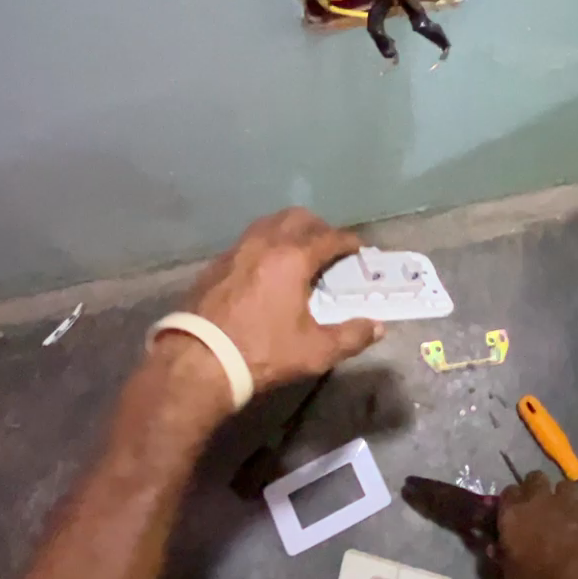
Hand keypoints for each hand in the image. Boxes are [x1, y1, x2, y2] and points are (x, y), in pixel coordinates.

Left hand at [164, 207, 383, 393]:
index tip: (359, 249)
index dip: (349, 242)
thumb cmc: (263, 353)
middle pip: (298, 218)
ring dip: (289, 230)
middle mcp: (265, 243)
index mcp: (293, 258)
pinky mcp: (217, 263)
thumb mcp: (315, 351)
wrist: (199, 360)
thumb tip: (377, 327)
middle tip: (330, 248)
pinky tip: (266, 269)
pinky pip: (248, 240)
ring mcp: (237, 249)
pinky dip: (265, 244)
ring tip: (298, 253)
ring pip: (269, 223)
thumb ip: (351, 336)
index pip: (330, 237)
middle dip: (319, 227)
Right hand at [498, 471, 577, 578]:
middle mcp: (538, 498)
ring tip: (565, 512)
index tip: (513, 515)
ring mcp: (568, 500)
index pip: (507, 493)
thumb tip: (494, 547)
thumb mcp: (514, 578)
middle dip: (535, 489)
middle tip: (539, 508)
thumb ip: (502, 557)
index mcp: (513, 512)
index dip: (510, 503)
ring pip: (563, 485)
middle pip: (534, 478)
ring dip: (562, 496)